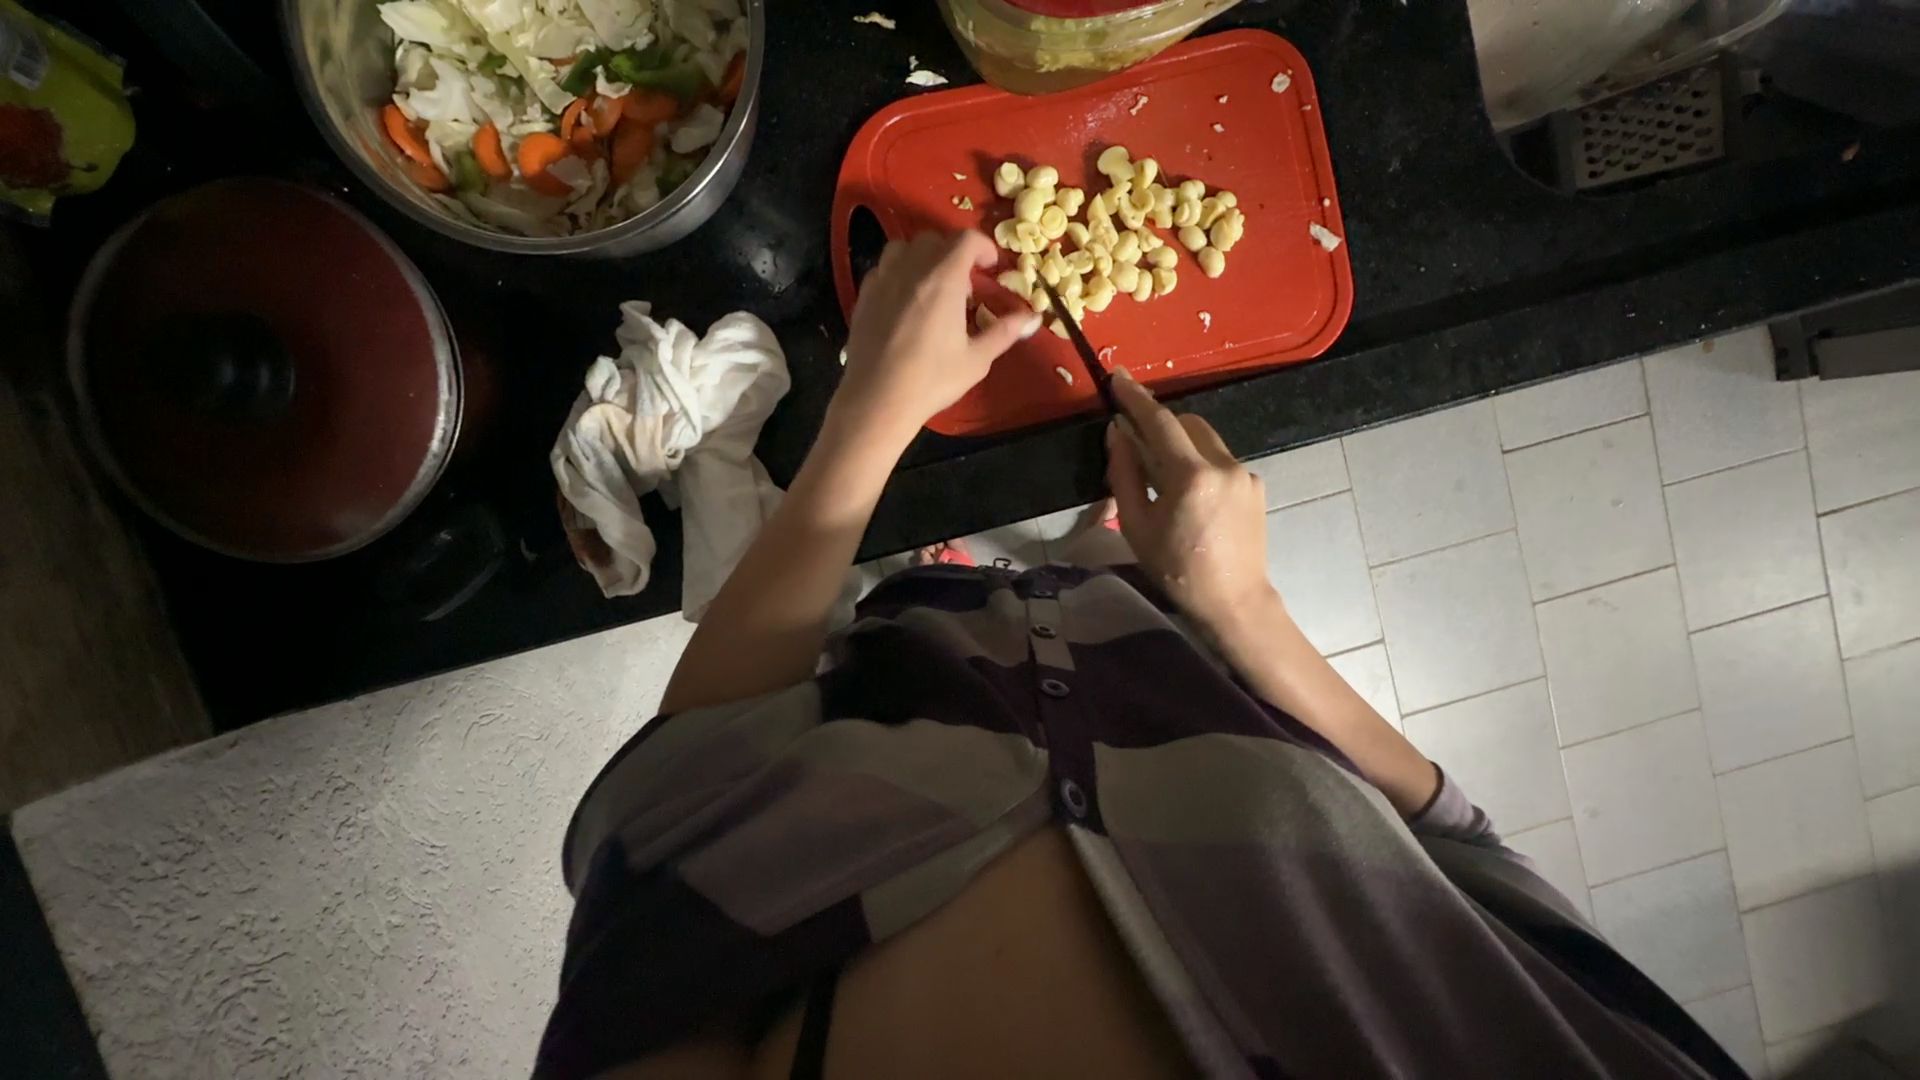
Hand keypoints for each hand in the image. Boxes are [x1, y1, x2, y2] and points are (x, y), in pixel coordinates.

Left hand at [835, 231, 1041, 437]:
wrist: (878, 399)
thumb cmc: (932, 380)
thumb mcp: (976, 360)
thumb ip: (1004, 332)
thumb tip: (1033, 318)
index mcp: (944, 279)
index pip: (966, 240)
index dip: (983, 247)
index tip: (991, 267)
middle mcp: (911, 269)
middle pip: (935, 239)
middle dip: (953, 253)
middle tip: (964, 284)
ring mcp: (883, 280)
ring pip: (903, 247)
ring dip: (922, 257)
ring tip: (931, 285)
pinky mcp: (863, 296)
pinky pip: (882, 269)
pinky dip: (898, 273)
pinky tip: (904, 300)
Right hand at [1105, 369, 1279, 631]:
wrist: (1233, 600)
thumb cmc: (1175, 569)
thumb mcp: (1135, 525)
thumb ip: (1124, 474)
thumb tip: (1117, 433)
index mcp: (1190, 477)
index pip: (1160, 422)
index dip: (1136, 398)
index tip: (1118, 377)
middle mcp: (1223, 465)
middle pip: (1186, 422)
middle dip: (1159, 422)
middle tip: (1134, 438)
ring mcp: (1244, 473)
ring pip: (1205, 438)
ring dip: (1180, 441)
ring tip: (1160, 471)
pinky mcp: (1255, 483)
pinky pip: (1220, 459)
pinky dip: (1198, 462)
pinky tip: (1188, 494)